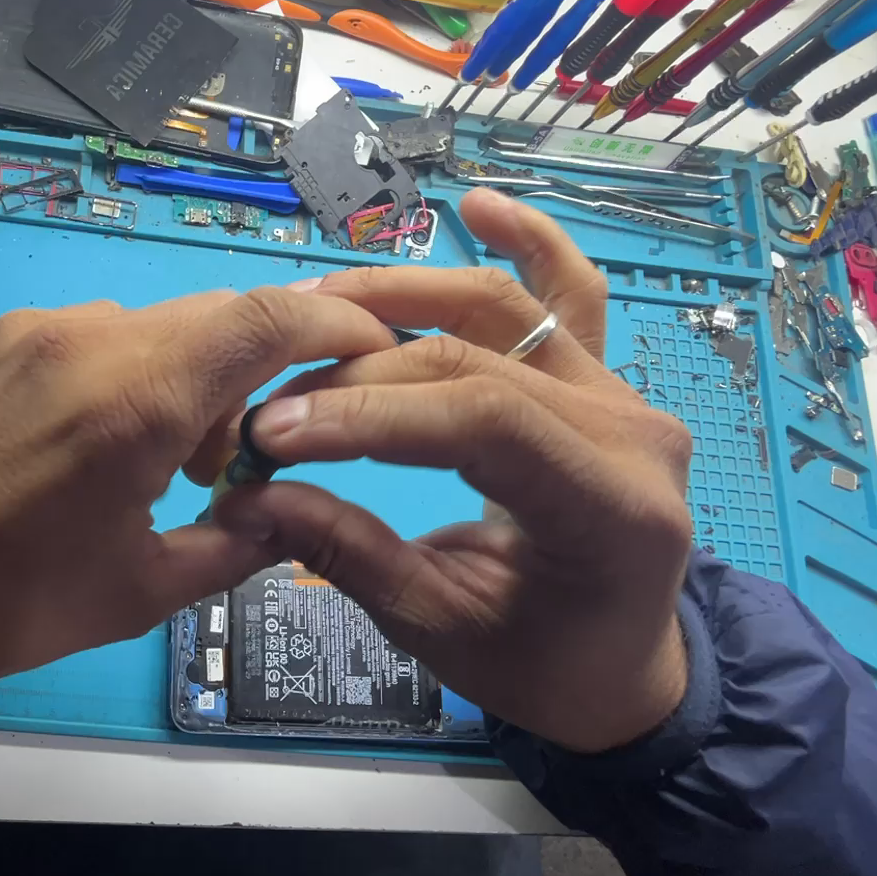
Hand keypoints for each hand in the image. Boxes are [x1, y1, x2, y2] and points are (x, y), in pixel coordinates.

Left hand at [0, 289, 398, 710]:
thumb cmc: (10, 605)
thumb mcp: (146, 589)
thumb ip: (244, 540)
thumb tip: (301, 506)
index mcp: (133, 401)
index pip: (265, 319)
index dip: (332, 326)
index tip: (366, 353)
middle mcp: (89, 337)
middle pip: (218, 317)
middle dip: (260, 372)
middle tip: (250, 453)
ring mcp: (39, 328)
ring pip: (162, 326)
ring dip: (196, 378)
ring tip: (172, 463)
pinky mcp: (4, 338)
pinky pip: (105, 334)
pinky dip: (140, 372)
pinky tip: (112, 439)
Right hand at [211, 188, 695, 752]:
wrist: (617, 669)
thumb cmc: (535, 663)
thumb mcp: (434, 624)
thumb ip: (345, 552)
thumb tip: (246, 499)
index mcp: (611, 506)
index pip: (480, 418)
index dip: (366, 413)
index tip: (270, 432)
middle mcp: (630, 428)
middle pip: (474, 359)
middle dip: (357, 374)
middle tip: (270, 401)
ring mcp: (621, 394)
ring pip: (505, 308)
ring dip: (405, 292)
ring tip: (319, 303)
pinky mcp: (600, 382)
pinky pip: (568, 298)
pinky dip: (528, 243)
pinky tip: (478, 206)